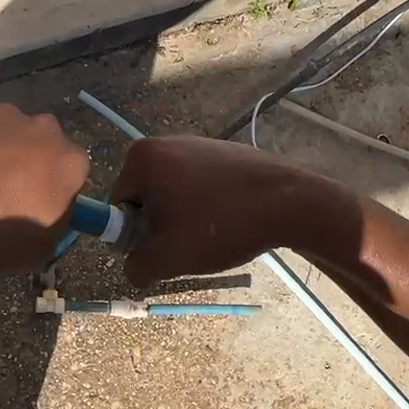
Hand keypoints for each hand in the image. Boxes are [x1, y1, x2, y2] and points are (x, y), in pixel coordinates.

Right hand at [108, 137, 353, 285]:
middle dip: (161, 227)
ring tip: (214, 235)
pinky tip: (230, 221)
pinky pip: (198, 189)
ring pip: (172, 197)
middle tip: (190, 245)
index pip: (117, 207)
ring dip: (185, 221)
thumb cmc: (222, 225)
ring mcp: (195, 144)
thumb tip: (135, 266)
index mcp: (142, 157)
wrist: (291, 202)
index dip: (135, 235)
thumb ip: (136, 266)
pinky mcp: (221, 153)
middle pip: (145, 200)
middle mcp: (164, 142)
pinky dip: (207, 209)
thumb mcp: (168, 258)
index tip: (166, 246)